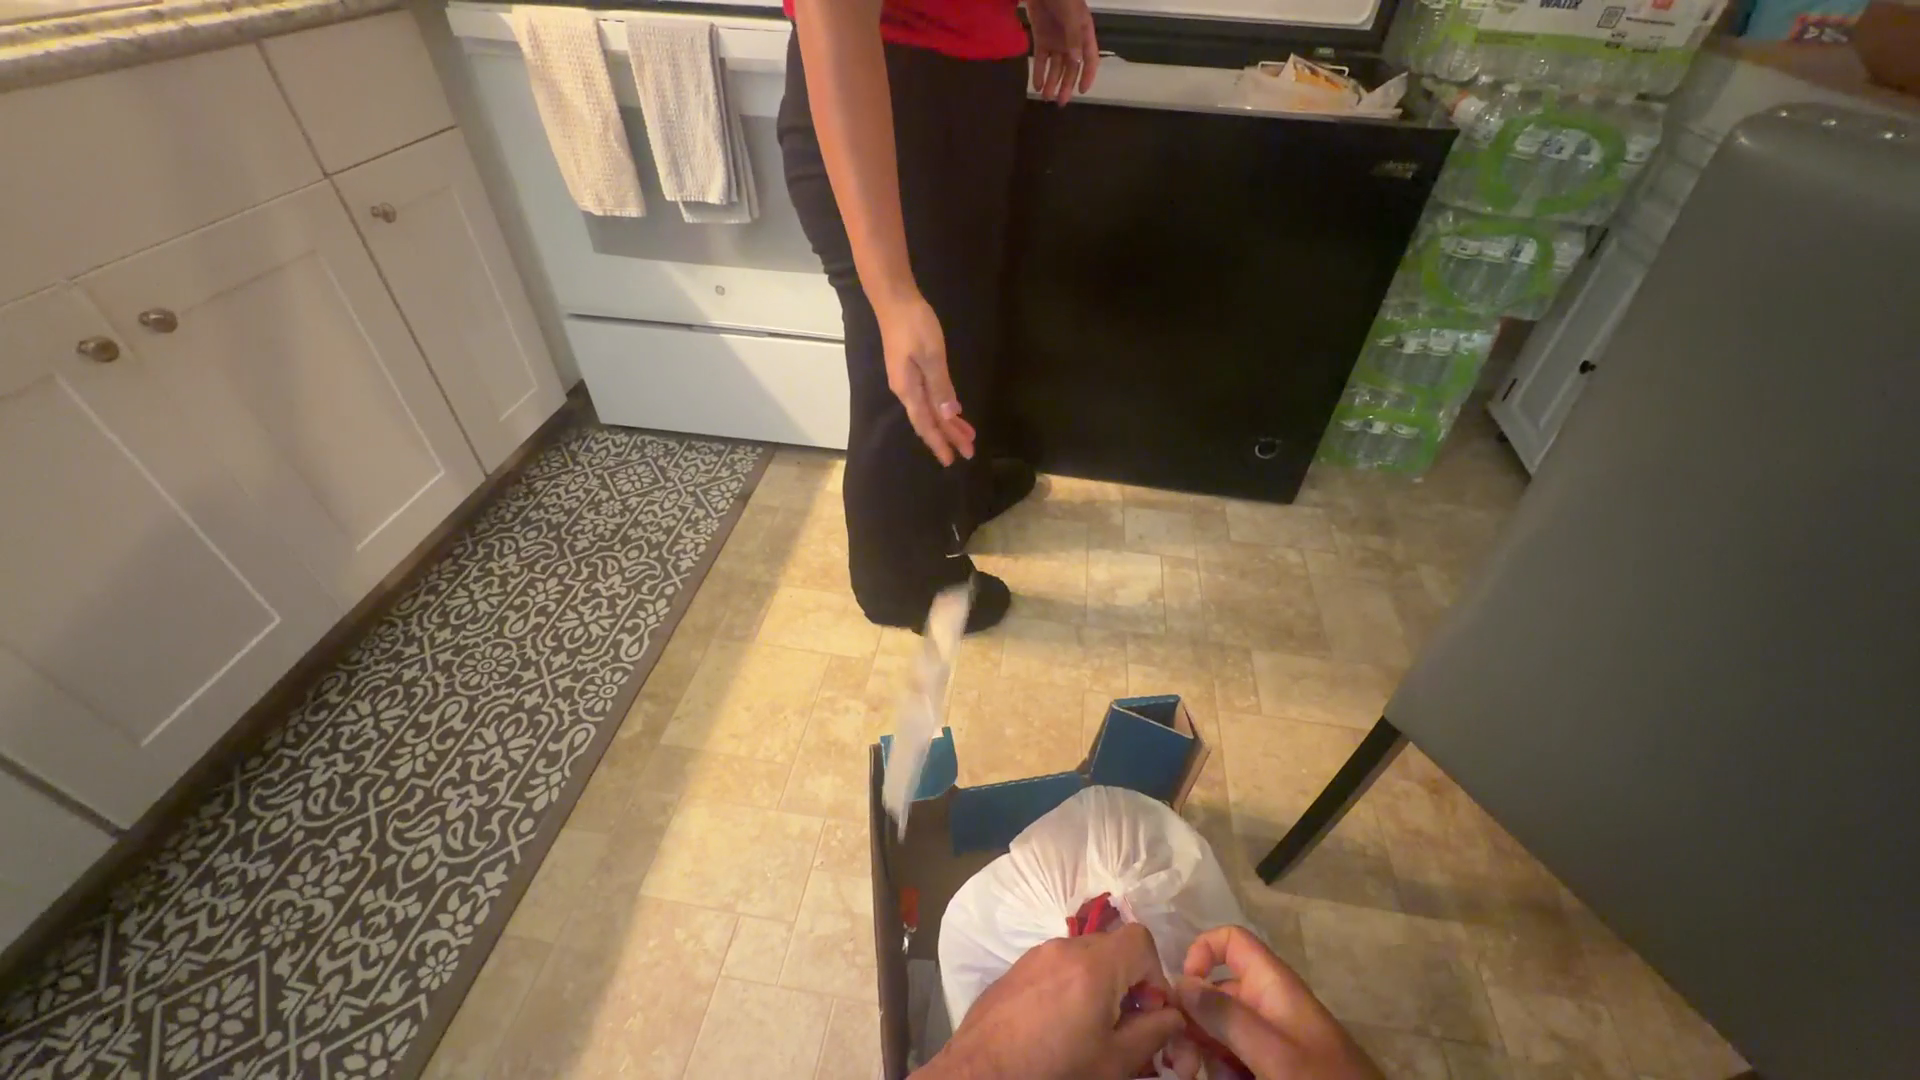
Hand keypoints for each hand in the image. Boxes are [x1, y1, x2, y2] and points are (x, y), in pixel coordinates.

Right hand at [875, 291, 975, 465]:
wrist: (894, 300)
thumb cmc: (914, 325)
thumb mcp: (932, 356)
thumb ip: (940, 386)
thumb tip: (949, 415)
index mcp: (909, 390)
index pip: (927, 425)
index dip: (941, 442)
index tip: (953, 459)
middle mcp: (906, 390)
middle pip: (929, 421)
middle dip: (949, 437)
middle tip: (968, 452)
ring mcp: (908, 381)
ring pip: (931, 410)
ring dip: (948, 424)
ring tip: (966, 435)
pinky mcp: (911, 371)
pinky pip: (929, 398)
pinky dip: (943, 408)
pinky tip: (952, 412)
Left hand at [923, 924, 1185, 1079]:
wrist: (981, 1074)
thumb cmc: (1054, 1070)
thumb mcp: (1114, 1062)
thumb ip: (1152, 1032)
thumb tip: (1173, 1015)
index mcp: (1093, 964)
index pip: (1141, 939)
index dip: (1154, 973)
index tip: (1149, 1010)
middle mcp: (1064, 946)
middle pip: (1113, 946)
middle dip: (1128, 980)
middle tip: (1125, 1024)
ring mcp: (1036, 953)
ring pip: (1085, 954)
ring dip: (1100, 982)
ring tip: (1092, 1027)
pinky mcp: (1017, 967)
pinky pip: (1058, 963)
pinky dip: (1072, 984)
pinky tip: (1061, 1023)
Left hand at [1024, 0, 1098, 104]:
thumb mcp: (1071, 14)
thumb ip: (1073, 38)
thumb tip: (1076, 62)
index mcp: (1084, 33)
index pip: (1090, 58)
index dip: (1087, 75)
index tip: (1082, 91)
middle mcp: (1071, 40)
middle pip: (1071, 67)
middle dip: (1066, 85)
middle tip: (1060, 103)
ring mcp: (1056, 40)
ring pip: (1055, 67)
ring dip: (1051, 82)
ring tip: (1046, 98)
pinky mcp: (1041, 38)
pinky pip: (1041, 59)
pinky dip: (1038, 72)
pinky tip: (1036, 86)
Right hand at [1174, 926, 1383, 1079]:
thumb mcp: (1273, 1053)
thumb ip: (1226, 1016)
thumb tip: (1180, 982)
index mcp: (1273, 984)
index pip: (1231, 941)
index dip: (1202, 953)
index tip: (1185, 992)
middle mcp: (1268, 1003)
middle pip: (1216, 991)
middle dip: (1193, 1020)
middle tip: (1181, 1059)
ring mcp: (1270, 1038)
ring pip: (1219, 1029)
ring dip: (1204, 1050)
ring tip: (1196, 1073)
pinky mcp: (1271, 1067)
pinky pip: (1234, 1057)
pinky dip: (1222, 1068)